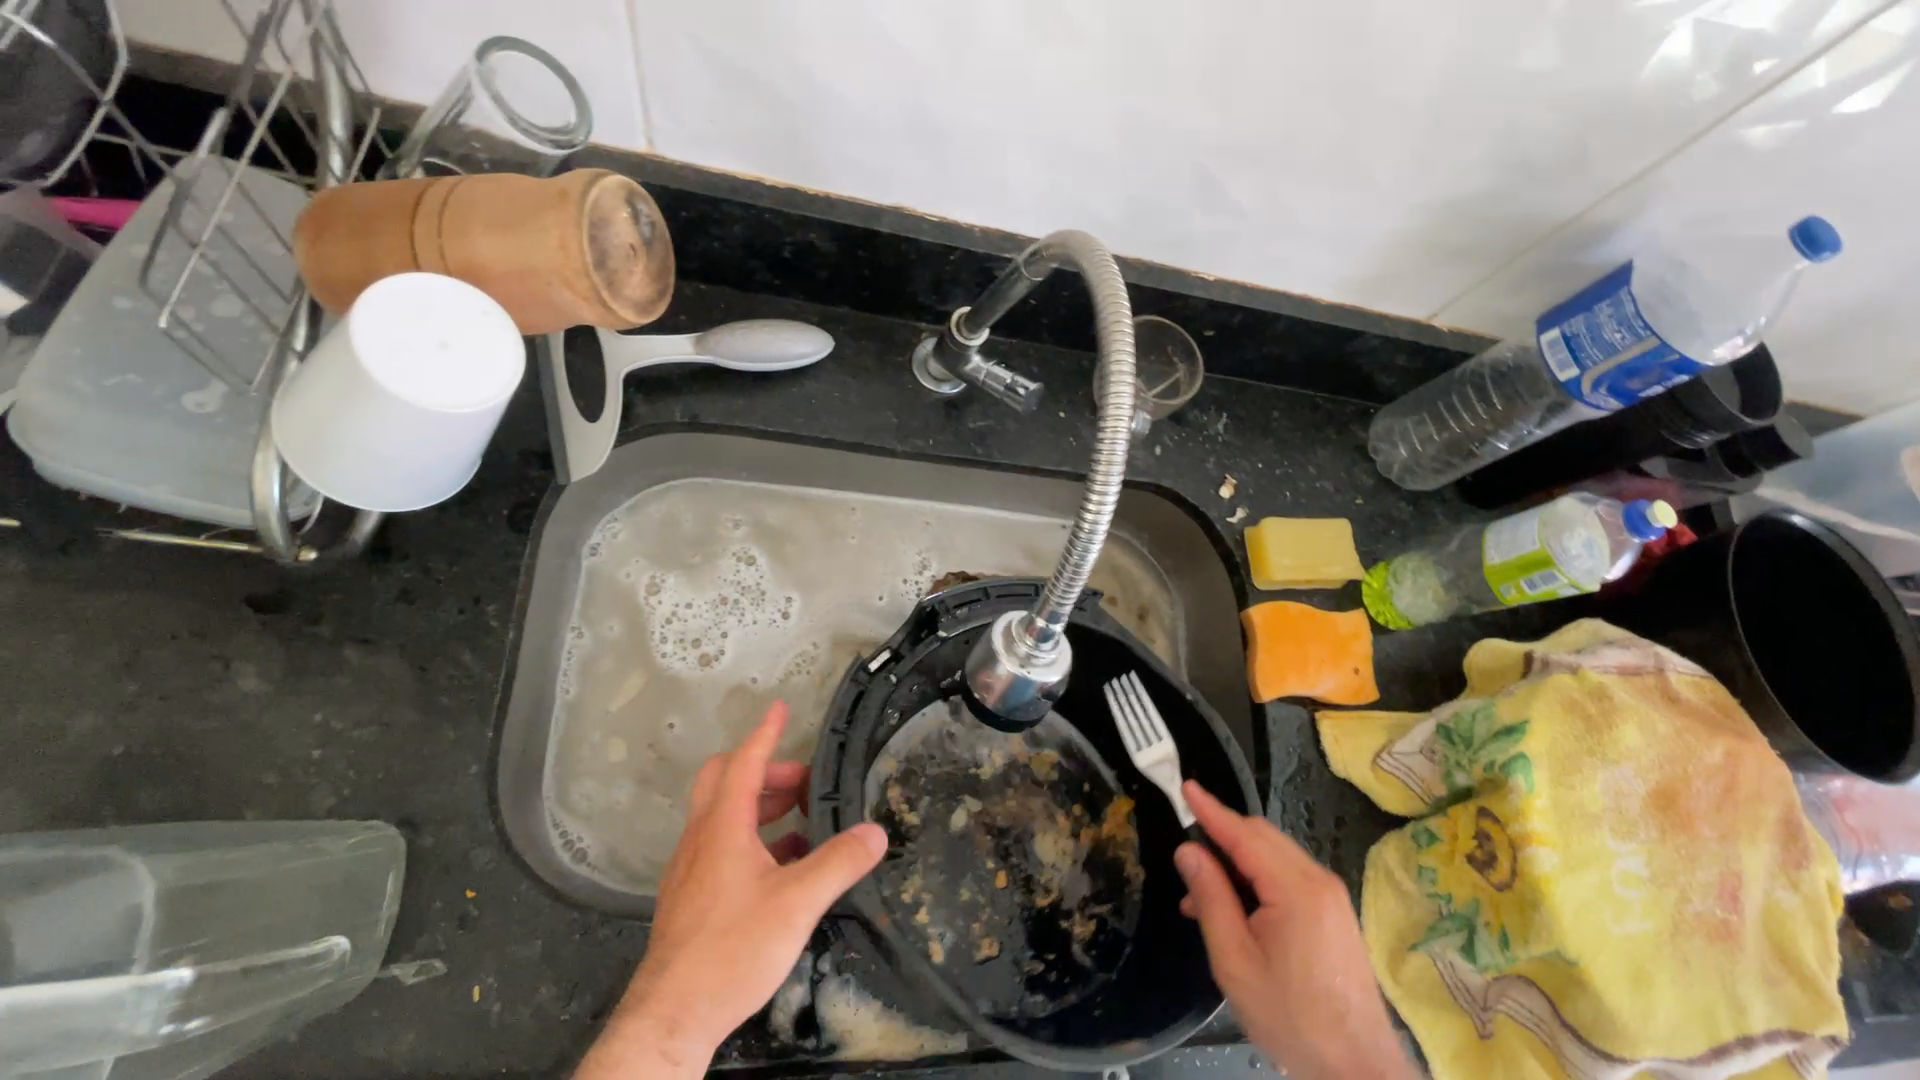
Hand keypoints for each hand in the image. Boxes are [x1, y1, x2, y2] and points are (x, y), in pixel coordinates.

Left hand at [575, 702, 887, 1079]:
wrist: (674, 1013)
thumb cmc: (732, 949)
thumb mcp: (797, 904)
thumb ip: (838, 863)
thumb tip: (875, 833)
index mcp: (722, 828)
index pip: (744, 764)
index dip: (764, 733)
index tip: (779, 708)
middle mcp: (701, 839)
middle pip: (725, 782)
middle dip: (766, 772)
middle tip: (805, 783)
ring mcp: (691, 868)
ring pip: (723, 816)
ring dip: (761, 807)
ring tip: (804, 823)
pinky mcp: (691, 896)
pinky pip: (721, 846)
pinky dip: (753, 840)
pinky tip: (782, 867)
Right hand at [1175, 781, 1415, 1079]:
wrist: (1356, 1068)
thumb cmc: (1290, 1016)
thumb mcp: (1234, 960)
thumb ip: (1210, 898)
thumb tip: (1188, 851)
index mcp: (1295, 889)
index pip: (1243, 834)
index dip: (1210, 810)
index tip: (1185, 786)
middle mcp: (1318, 881)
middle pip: (1262, 837)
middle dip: (1222, 836)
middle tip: (1184, 856)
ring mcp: (1332, 898)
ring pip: (1275, 857)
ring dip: (1237, 862)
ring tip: (1200, 896)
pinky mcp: (1336, 915)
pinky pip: (1290, 878)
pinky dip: (1258, 879)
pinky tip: (1235, 910)